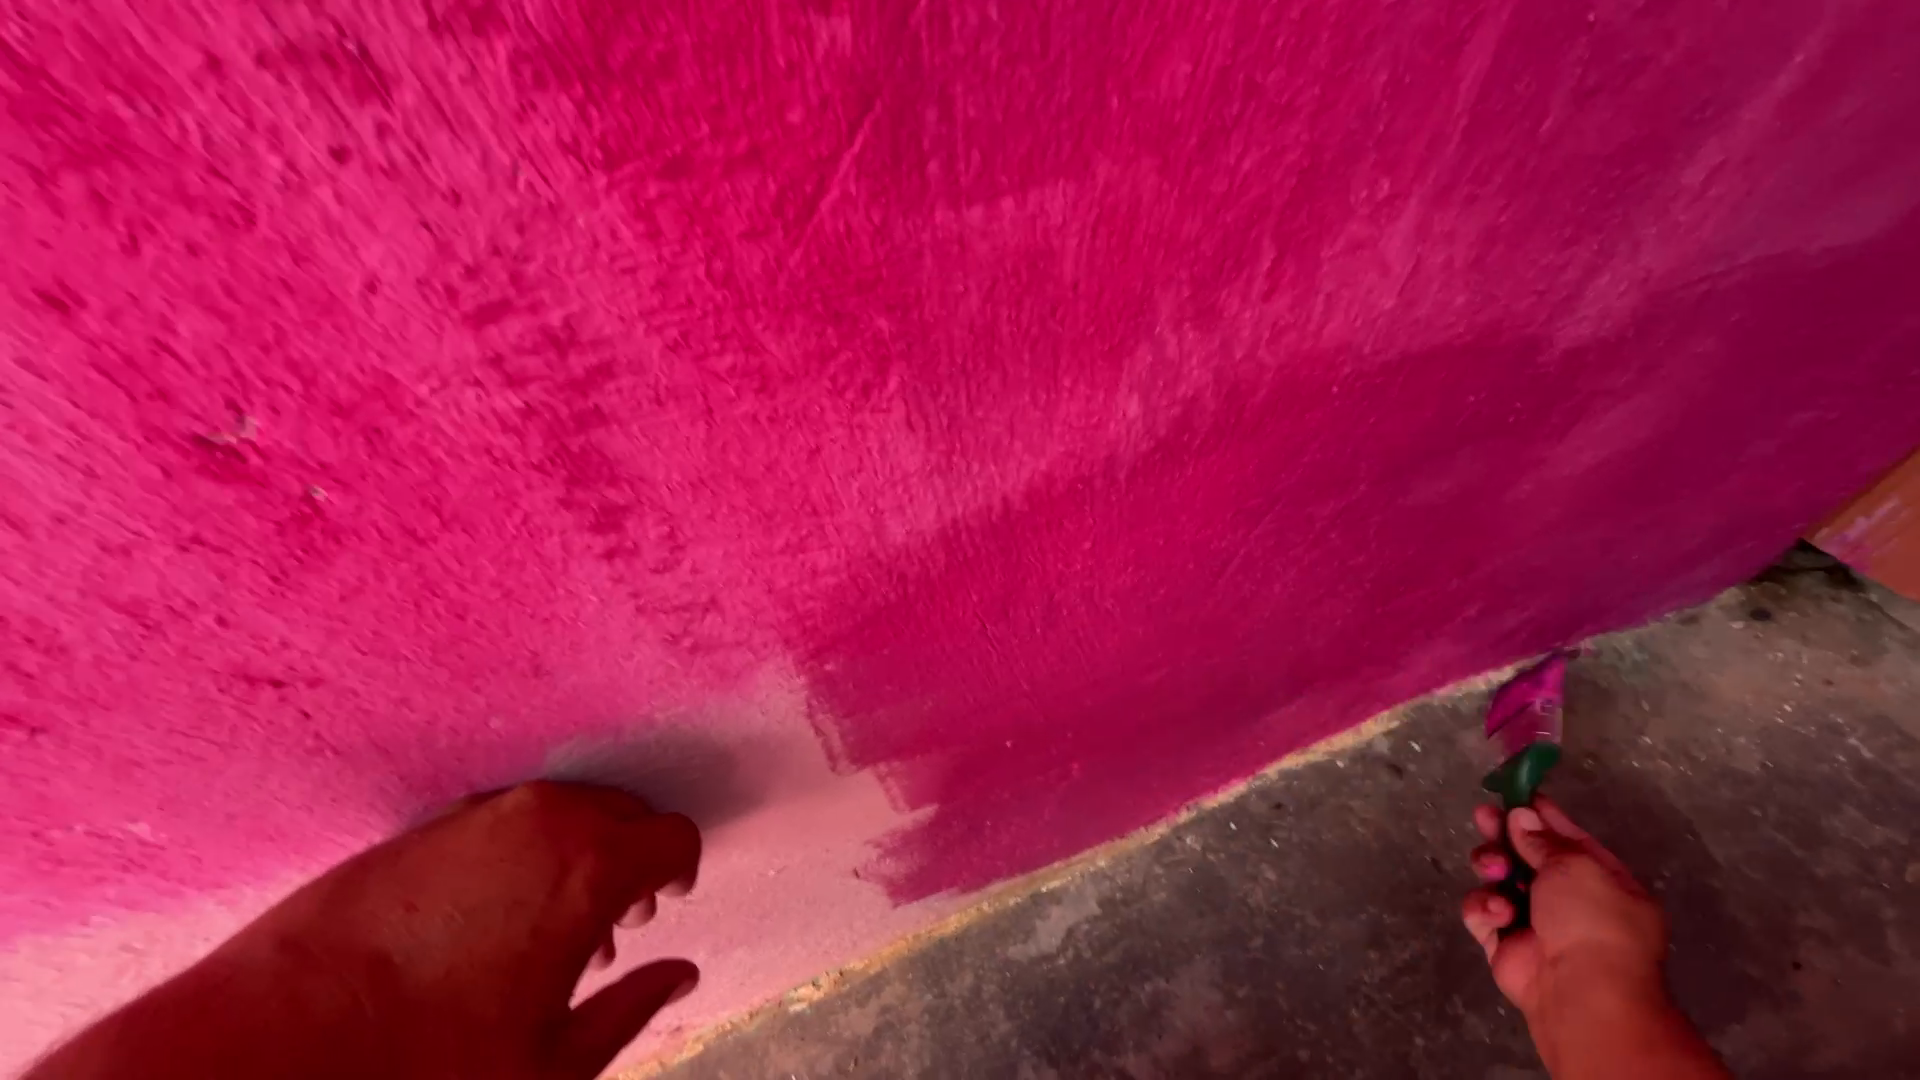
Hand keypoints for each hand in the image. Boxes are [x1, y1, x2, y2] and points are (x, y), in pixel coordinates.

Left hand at [30, 781, 702, 1079]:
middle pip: (627, 811)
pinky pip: (512, 817)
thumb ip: (632, 1008)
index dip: (682, 868)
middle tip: (619, 918)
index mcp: (591, 867)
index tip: (666, 902)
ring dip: (584, 849)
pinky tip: (496, 910)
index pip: (674, 836)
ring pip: (569, 808)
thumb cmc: (427, 1067)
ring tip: (554, 920)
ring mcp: (485, 814)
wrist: (263, 1050)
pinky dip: (532, 846)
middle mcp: (547, 819)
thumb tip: (682, 975)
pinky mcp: (431, 823)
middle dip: (636, 856)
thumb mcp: (549, 1064)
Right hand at [1460, 796, 1665, 1018]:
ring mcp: (1533, 921)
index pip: (1567, 838)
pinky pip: (1481, 911)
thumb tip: (1522, 817)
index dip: (1540, 815)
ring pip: (1496, 877)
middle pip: (1524, 854)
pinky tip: (1499, 914)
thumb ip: (1543, 839)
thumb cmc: (1591, 921)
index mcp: (1602, 883)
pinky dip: (1485, 908)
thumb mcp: (1576, 866)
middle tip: (1484, 816)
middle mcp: (1569, 900)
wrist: (1579, 990)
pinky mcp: (1502, 940)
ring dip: (1491, 868)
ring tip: (1495, 872)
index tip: (1515, 792)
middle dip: (1502, 835)